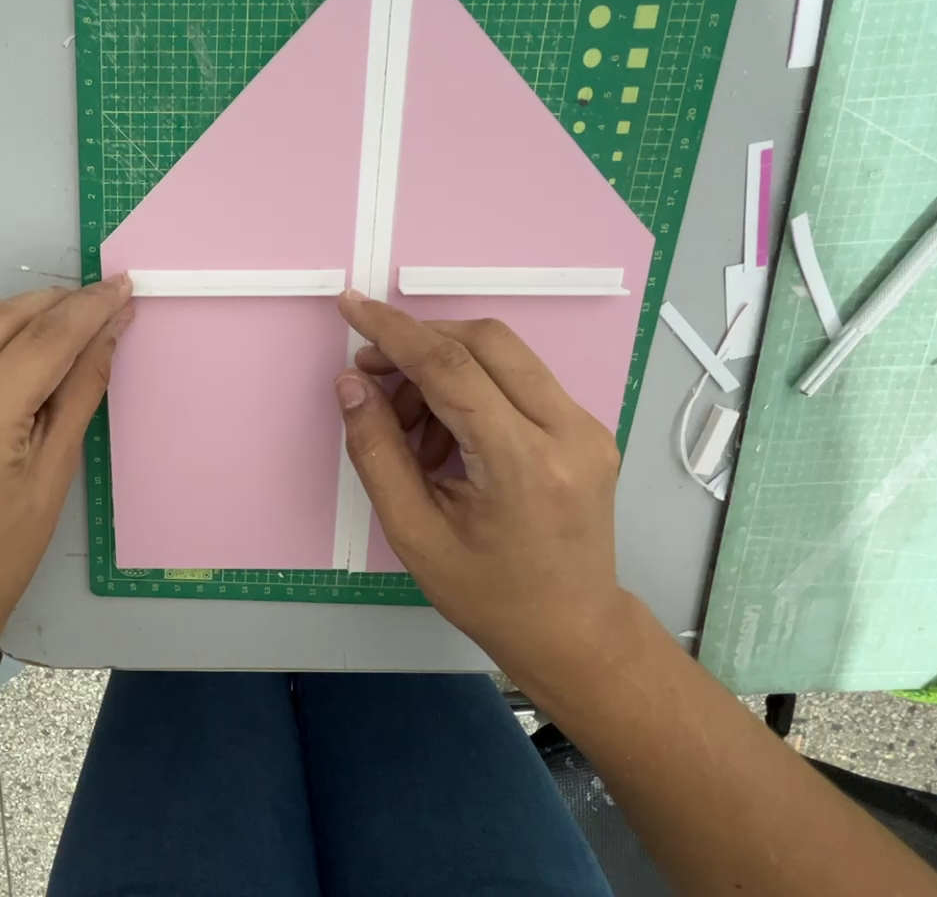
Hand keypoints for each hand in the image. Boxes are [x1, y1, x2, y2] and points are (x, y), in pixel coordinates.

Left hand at [0, 278, 133, 666]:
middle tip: (97, 301)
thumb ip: (81, 392)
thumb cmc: (2, 556)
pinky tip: (13, 345)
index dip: (87, 310)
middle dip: (53, 303)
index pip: (41, 344)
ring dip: (17, 313)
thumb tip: (109, 331)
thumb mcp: (55, 476)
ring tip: (62, 321)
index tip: (120, 287)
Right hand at [332, 291, 629, 677]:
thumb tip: (351, 383)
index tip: (351, 306)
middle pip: (485, 341)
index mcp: (524, 464)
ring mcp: (586, 427)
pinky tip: (443, 436)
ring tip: (407, 430)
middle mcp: (569, 432)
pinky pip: (517, 380)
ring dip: (441, 370)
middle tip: (371, 375)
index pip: (452, 367)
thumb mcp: (412, 531)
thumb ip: (375, 450)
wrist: (571, 631)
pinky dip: (469, 388)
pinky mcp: (585, 429)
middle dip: (417, 343)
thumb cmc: (486, 593)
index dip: (394, 332)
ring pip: (502, 355)